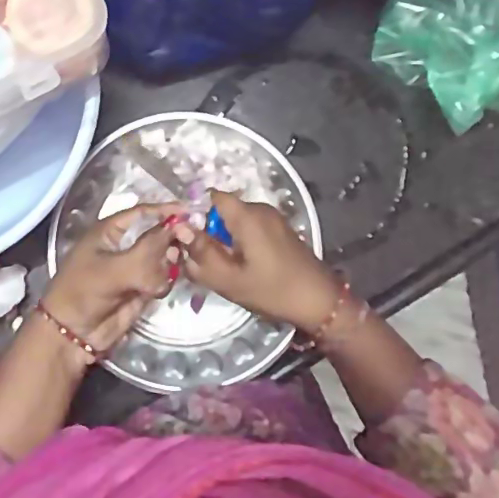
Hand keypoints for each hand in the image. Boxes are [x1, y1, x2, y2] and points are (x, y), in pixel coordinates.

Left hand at [42, 202, 182, 355]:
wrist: (72, 335)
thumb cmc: (84, 291)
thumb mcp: (115, 268)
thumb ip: (147, 249)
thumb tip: (176, 230)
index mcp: (110, 231)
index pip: (143, 212)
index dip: (165, 210)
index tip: (189, 211)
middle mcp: (124, 246)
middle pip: (157, 233)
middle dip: (171, 238)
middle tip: (186, 243)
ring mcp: (134, 268)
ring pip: (163, 257)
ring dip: (168, 262)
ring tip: (166, 271)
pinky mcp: (141, 289)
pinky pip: (162, 278)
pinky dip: (163, 282)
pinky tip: (156, 290)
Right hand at [179, 190, 340, 328]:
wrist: (319, 300)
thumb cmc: (272, 290)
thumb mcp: (230, 278)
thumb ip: (202, 253)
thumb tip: (179, 229)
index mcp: (247, 215)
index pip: (211, 197)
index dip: (193, 211)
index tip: (183, 234)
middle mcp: (260, 209)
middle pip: (223, 209)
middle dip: (206, 229)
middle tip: (196, 257)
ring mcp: (272, 218)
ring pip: (236, 220)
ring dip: (222, 237)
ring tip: (216, 264)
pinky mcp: (279, 230)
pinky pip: (250, 227)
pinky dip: (238, 240)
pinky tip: (237, 265)